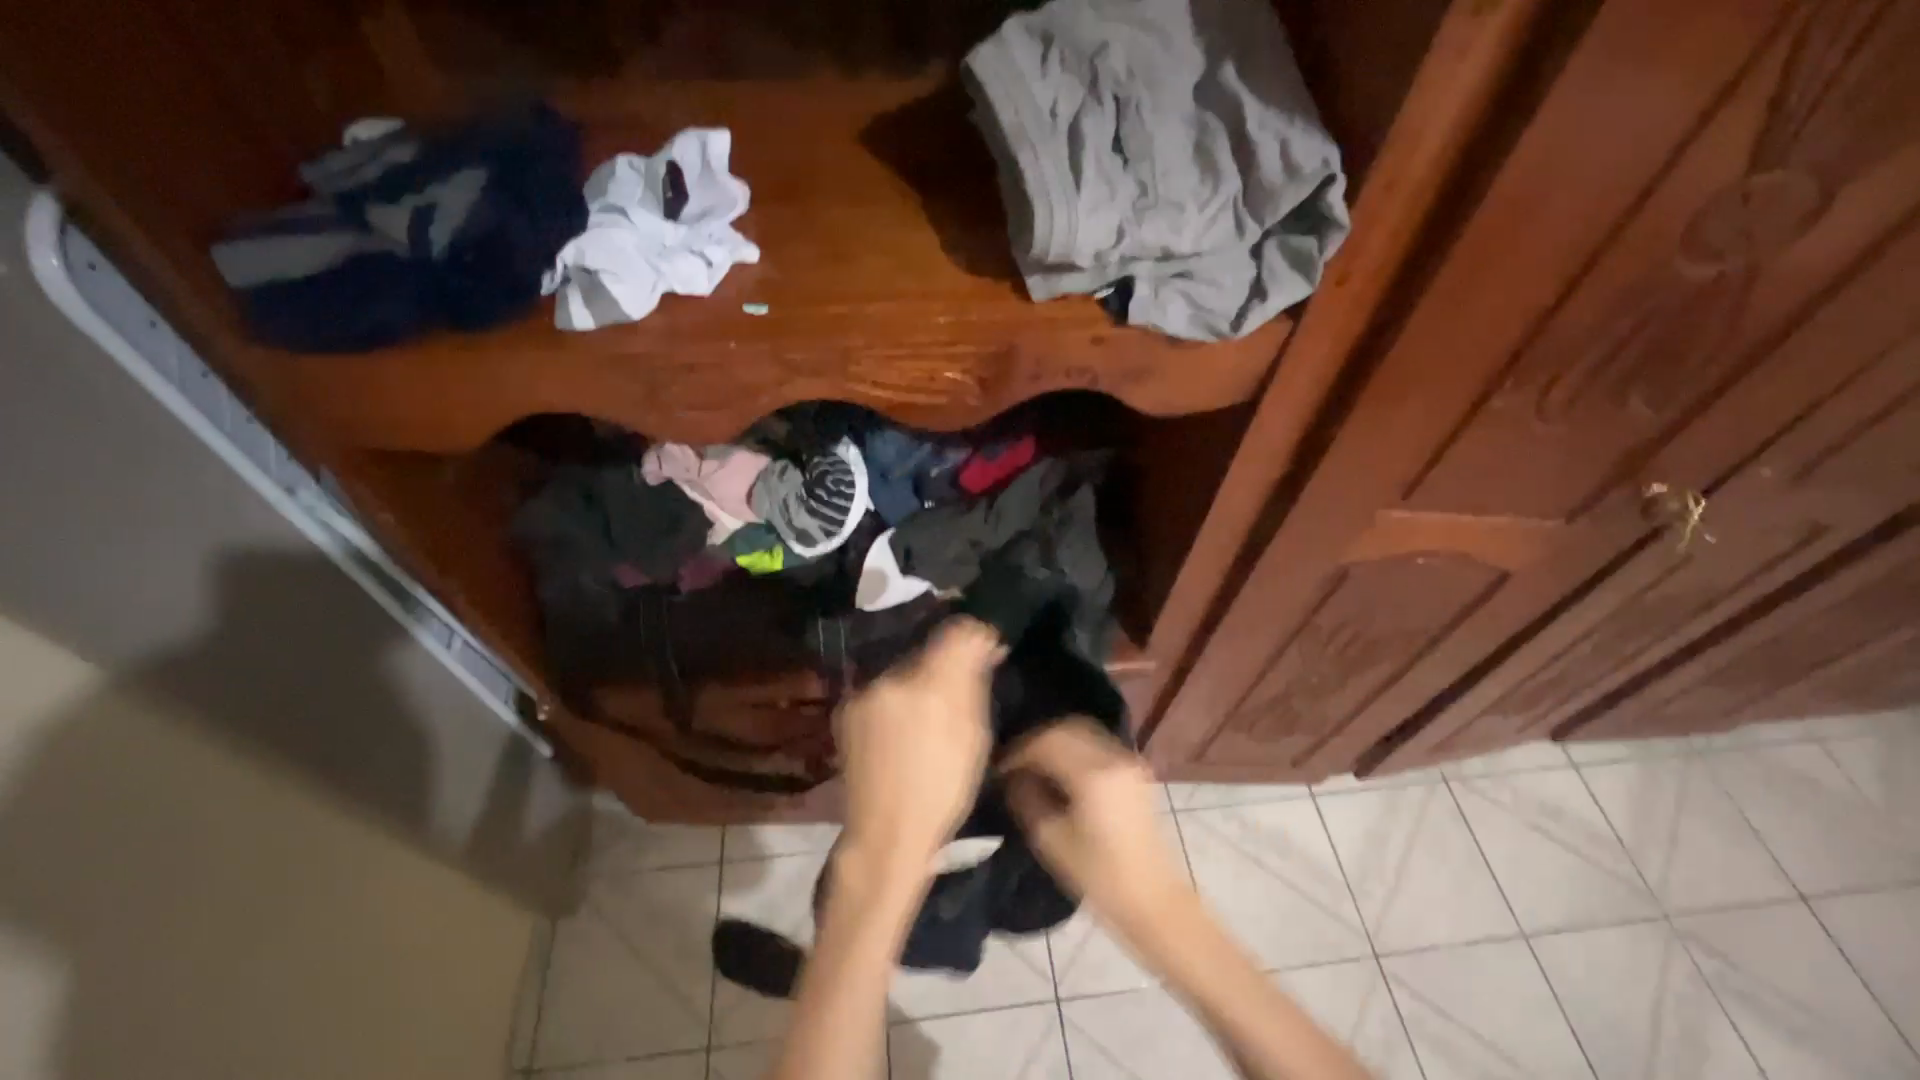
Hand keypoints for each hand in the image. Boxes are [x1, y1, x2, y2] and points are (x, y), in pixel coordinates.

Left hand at [836, 617, 1000, 871]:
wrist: (886, 832)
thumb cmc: (943, 789)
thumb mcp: (975, 737)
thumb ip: (975, 681)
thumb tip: (984, 640)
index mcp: (932, 686)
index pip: (957, 633)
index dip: (974, 636)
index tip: (987, 649)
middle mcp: (893, 679)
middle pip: (927, 653)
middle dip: (944, 665)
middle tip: (957, 693)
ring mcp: (864, 694)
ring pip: (902, 673)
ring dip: (916, 683)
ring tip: (925, 717)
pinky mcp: (845, 710)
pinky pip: (880, 691)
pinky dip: (893, 701)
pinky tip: (898, 729)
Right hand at [1001, 720, 1193, 929]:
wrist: (1154, 901)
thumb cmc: (1100, 877)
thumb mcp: (1051, 840)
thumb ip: (1026, 798)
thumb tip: (1011, 777)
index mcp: (1093, 774)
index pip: (1046, 742)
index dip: (1017, 752)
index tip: (997, 770)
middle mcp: (1114, 757)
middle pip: (1066, 729)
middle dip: (1034, 742)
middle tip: (1011, 765)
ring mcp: (1129, 762)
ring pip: (1082, 733)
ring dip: (1054, 743)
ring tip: (1031, 767)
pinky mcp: (1135, 773)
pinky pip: (1096, 746)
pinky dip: (1073, 749)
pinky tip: (1058, 772)